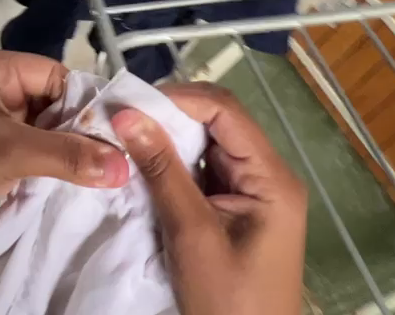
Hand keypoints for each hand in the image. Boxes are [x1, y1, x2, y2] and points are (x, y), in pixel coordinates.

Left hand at [0, 49, 130, 247]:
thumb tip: (123, 164)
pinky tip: (71, 184)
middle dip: (77, 130)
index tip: (117, 136)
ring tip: (99, 176)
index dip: (84, 103)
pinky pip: (28, 149)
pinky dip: (47, 164)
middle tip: (114, 161)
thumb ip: (69, 155)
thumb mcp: (12, 152)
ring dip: (64, 151)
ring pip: (41, 128)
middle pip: (49, 100)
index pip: (54, 74)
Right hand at [114, 83, 307, 314]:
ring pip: (205, 140)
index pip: (224, 111)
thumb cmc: (228, 301)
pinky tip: (143, 161)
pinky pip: (201, 165)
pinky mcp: (234, 205)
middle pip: (216, 120)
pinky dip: (171, 159)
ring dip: (166, 135)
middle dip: (168, 113)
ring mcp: (251, 190)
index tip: (130, 106)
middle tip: (123, 119)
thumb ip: (162, 169)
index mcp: (271, 177)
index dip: (178, 98)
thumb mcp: (192, 233)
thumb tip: (126, 112)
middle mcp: (267, 174)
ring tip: (126, 136)